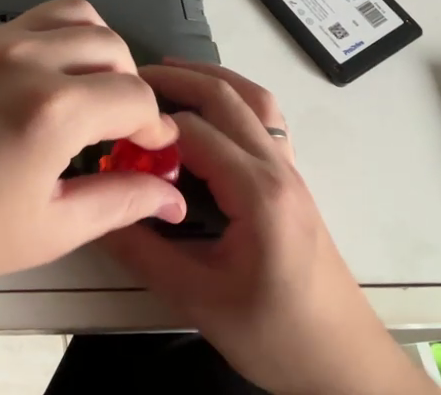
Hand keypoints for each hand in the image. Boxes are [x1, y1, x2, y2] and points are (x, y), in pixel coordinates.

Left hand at [0, 0, 183, 307]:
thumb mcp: (47, 228)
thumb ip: (117, 201)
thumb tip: (164, 193)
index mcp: (52, 108)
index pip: (135, 94)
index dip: (153, 125)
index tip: (148, 145)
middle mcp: (22, 59)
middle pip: (108, 42)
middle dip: (128, 81)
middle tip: (119, 122)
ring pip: (65, 15)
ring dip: (91, 46)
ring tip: (84, 91)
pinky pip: (18, 26)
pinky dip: (43, 45)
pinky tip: (28, 92)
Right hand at [105, 61, 432, 394]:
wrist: (347, 369)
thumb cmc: (277, 336)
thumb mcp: (198, 299)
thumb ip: (142, 251)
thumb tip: (92, 212)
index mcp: (257, 191)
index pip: (194, 130)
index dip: (149, 125)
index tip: (110, 130)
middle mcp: (278, 169)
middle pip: (227, 97)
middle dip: (177, 78)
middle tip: (129, 78)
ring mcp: (291, 173)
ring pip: (255, 100)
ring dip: (212, 79)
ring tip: (170, 75)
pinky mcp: (293, 184)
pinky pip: (265, 122)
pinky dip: (233, 100)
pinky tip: (207, 115)